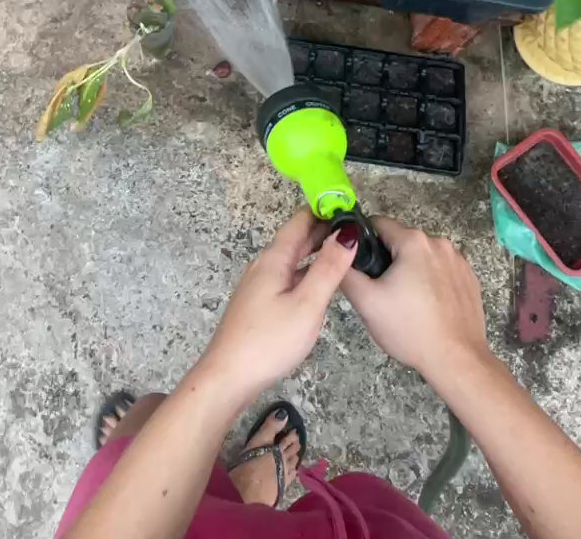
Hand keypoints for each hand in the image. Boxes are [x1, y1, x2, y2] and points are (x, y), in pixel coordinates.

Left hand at [195, 209, 358, 406]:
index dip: (322, 211)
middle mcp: (263, 265)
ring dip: (313, 251)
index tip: (346, 205)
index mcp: (274, 259)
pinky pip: (285, 275)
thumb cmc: (270, 340)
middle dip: (320, 230)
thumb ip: (329, 268)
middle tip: (351, 228)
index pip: (299, 222)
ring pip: (290, 258)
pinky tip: (315, 283)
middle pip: (294, 239)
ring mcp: (257, 284)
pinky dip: (304, 270)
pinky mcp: (257, 302)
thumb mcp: (308, 304)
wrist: (229, 375)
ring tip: (340, 251)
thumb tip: (347, 234)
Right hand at [339, 217, 491, 377]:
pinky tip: (427, 306)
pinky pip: (441, 269)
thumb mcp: (365, 301)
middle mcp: (439, 242)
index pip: (377, 224)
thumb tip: (337, 250)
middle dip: (387, 259)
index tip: (360, 266)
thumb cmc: (410, 329)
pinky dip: (431, 280)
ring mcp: (459, 260)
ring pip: (421, 255)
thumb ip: (344, 270)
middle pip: (400, 240)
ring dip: (410, 269)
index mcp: (413, 241)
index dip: (362, 242)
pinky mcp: (470, 278)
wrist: (458, 362)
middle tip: (381, 291)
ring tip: (405, 301)